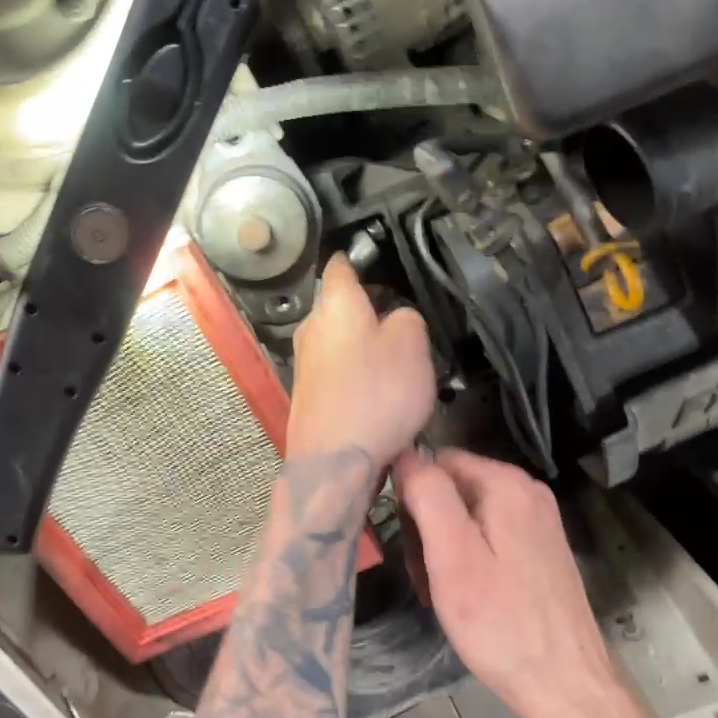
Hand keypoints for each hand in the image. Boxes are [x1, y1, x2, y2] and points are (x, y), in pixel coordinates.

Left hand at [287, 254, 435, 469]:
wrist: (334, 461)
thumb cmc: (376, 393)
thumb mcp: (413, 345)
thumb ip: (407, 317)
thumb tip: (396, 316)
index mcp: (334, 302)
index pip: (341, 263)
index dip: (362, 256)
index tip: (381, 258)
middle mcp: (311, 325)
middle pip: (341, 304)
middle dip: (370, 308)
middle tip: (406, 322)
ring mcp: (304, 361)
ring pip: (340, 339)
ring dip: (365, 344)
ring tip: (399, 363)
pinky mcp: (307, 393)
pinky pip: (337, 370)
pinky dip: (357, 373)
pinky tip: (379, 393)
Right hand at [393, 448, 610, 717]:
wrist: (564, 686)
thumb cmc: (500, 622)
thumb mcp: (451, 555)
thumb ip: (427, 495)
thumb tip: (404, 453)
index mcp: (507, 483)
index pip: (436, 461)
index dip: (413, 496)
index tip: (410, 543)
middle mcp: (527, 491)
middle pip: (452, 486)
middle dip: (428, 524)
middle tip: (424, 573)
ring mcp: (537, 520)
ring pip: (467, 513)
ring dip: (444, 545)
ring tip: (441, 589)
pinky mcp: (540, 548)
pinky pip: (488, 535)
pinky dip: (468, 558)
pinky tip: (466, 593)